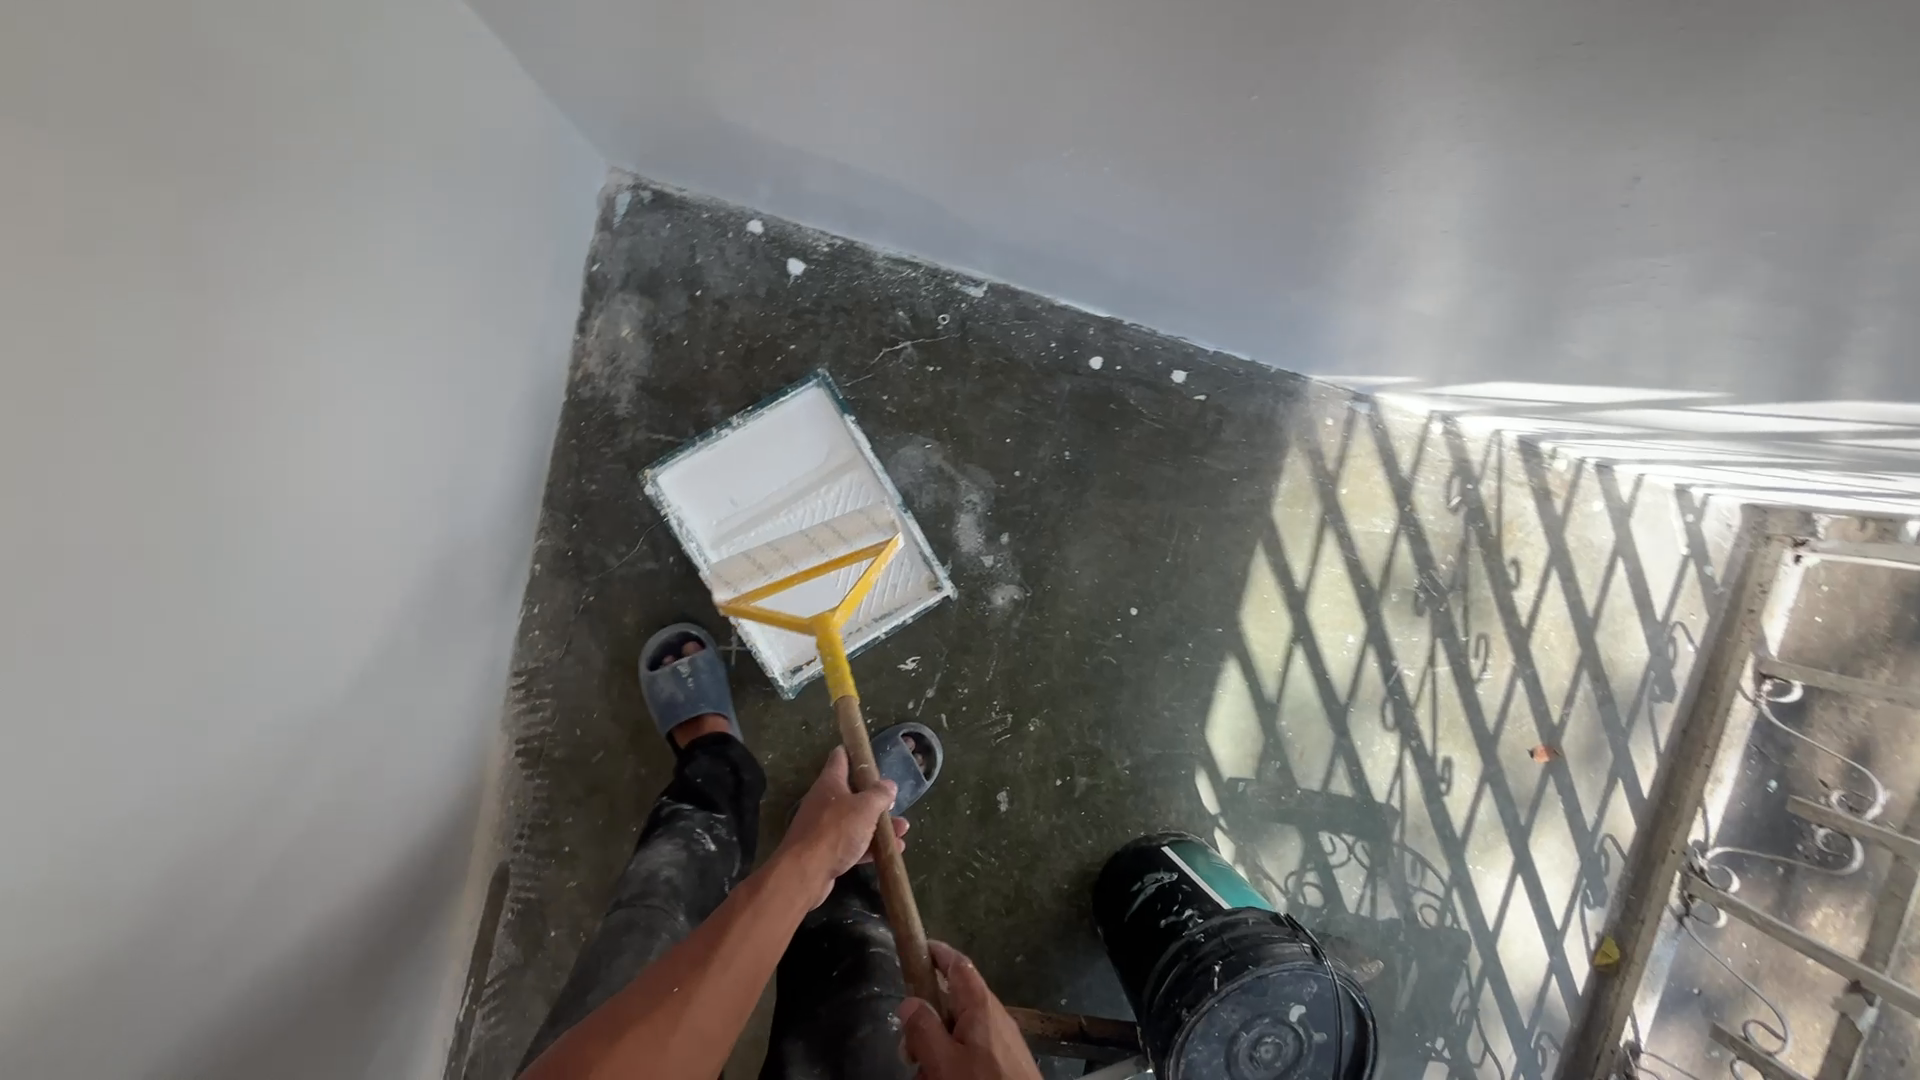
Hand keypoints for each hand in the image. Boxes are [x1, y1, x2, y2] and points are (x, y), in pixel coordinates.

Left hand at [778, 746, 905, 904]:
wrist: (804, 873)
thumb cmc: (835, 831)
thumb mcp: (865, 808)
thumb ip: (879, 794)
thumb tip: (889, 784)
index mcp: (831, 782)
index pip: (841, 757)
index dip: (855, 753)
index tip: (870, 755)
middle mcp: (825, 801)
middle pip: (853, 792)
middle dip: (876, 798)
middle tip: (894, 803)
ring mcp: (824, 827)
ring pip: (856, 821)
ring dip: (879, 825)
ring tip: (902, 830)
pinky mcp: (826, 851)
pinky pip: (853, 843)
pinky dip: (871, 846)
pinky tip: (891, 852)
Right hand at [898, 941, 1041, 1079]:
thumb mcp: (944, 1062)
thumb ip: (923, 1030)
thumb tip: (909, 1001)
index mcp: (980, 1004)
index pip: (958, 964)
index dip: (938, 953)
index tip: (918, 951)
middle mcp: (994, 1016)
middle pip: (955, 1003)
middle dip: (929, 1021)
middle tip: (909, 1050)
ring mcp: (1002, 1041)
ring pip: (961, 1033)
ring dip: (939, 1050)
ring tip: (925, 1076)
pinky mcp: (1006, 1065)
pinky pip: (973, 1054)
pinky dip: (954, 1063)